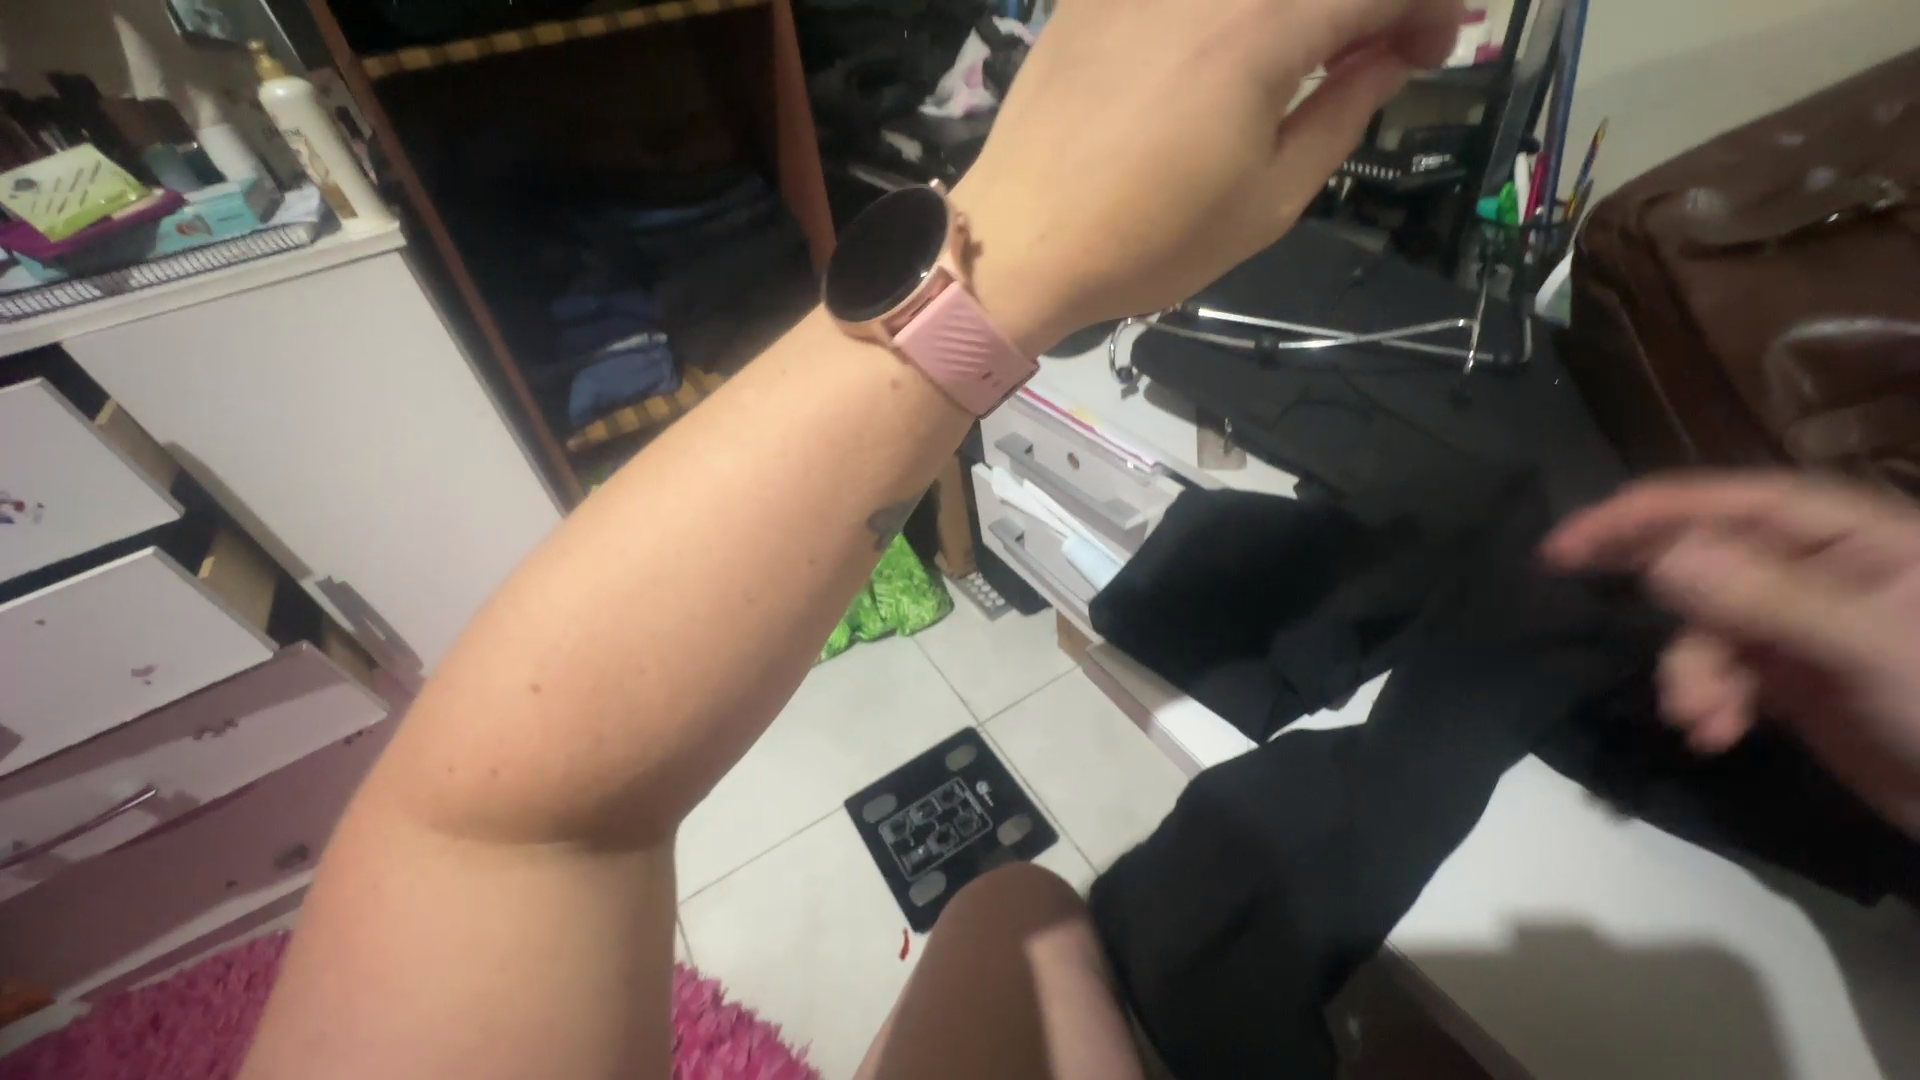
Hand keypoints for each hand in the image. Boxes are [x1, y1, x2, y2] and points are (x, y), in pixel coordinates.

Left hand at [950, 0, 1465, 353]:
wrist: (1018, 248)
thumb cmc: (1145, 244)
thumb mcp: (1266, 204)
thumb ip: (1342, 115)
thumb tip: (1389, 54)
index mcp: (1262, 28)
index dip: (1428, 1)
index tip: (1438, 42)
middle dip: (1365, 1)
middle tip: (1370, 49)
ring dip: (1293, 10)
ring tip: (1295, 59)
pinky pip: (1175, 2)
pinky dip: (1224, 15)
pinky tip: (1221, 49)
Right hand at [1543, 472, 1919, 835]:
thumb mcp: (1871, 649)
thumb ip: (1766, 598)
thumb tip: (1658, 556)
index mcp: (1855, 537)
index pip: (1727, 502)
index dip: (1641, 514)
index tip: (1567, 541)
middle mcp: (1819, 567)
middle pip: (1699, 550)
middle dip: (1646, 577)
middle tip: (1560, 567)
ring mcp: (1797, 620)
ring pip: (1697, 622)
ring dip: (1686, 670)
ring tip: (1703, 718)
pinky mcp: (1784, 669)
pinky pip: (1711, 666)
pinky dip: (1703, 697)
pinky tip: (1719, 733)